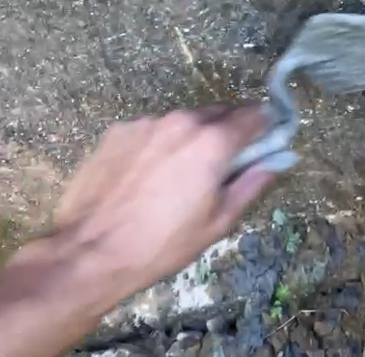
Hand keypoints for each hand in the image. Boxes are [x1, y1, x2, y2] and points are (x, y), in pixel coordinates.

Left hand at [0, 106, 277, 356]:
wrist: (88, 253)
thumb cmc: (161, 243)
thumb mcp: (218, 223)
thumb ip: (252, 183)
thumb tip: (276, 159)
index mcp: (214, 140)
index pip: (255, 113)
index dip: (263, 127)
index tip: (261, 143)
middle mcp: (184, 119)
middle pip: (221, 111)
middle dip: (228, 131)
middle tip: (218, 165)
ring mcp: (149, 121)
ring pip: (185, 119)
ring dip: (191, 136)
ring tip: (176, 174)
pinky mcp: (120, 129)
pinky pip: (153, 128)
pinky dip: (158, 143)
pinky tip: (145, 175)